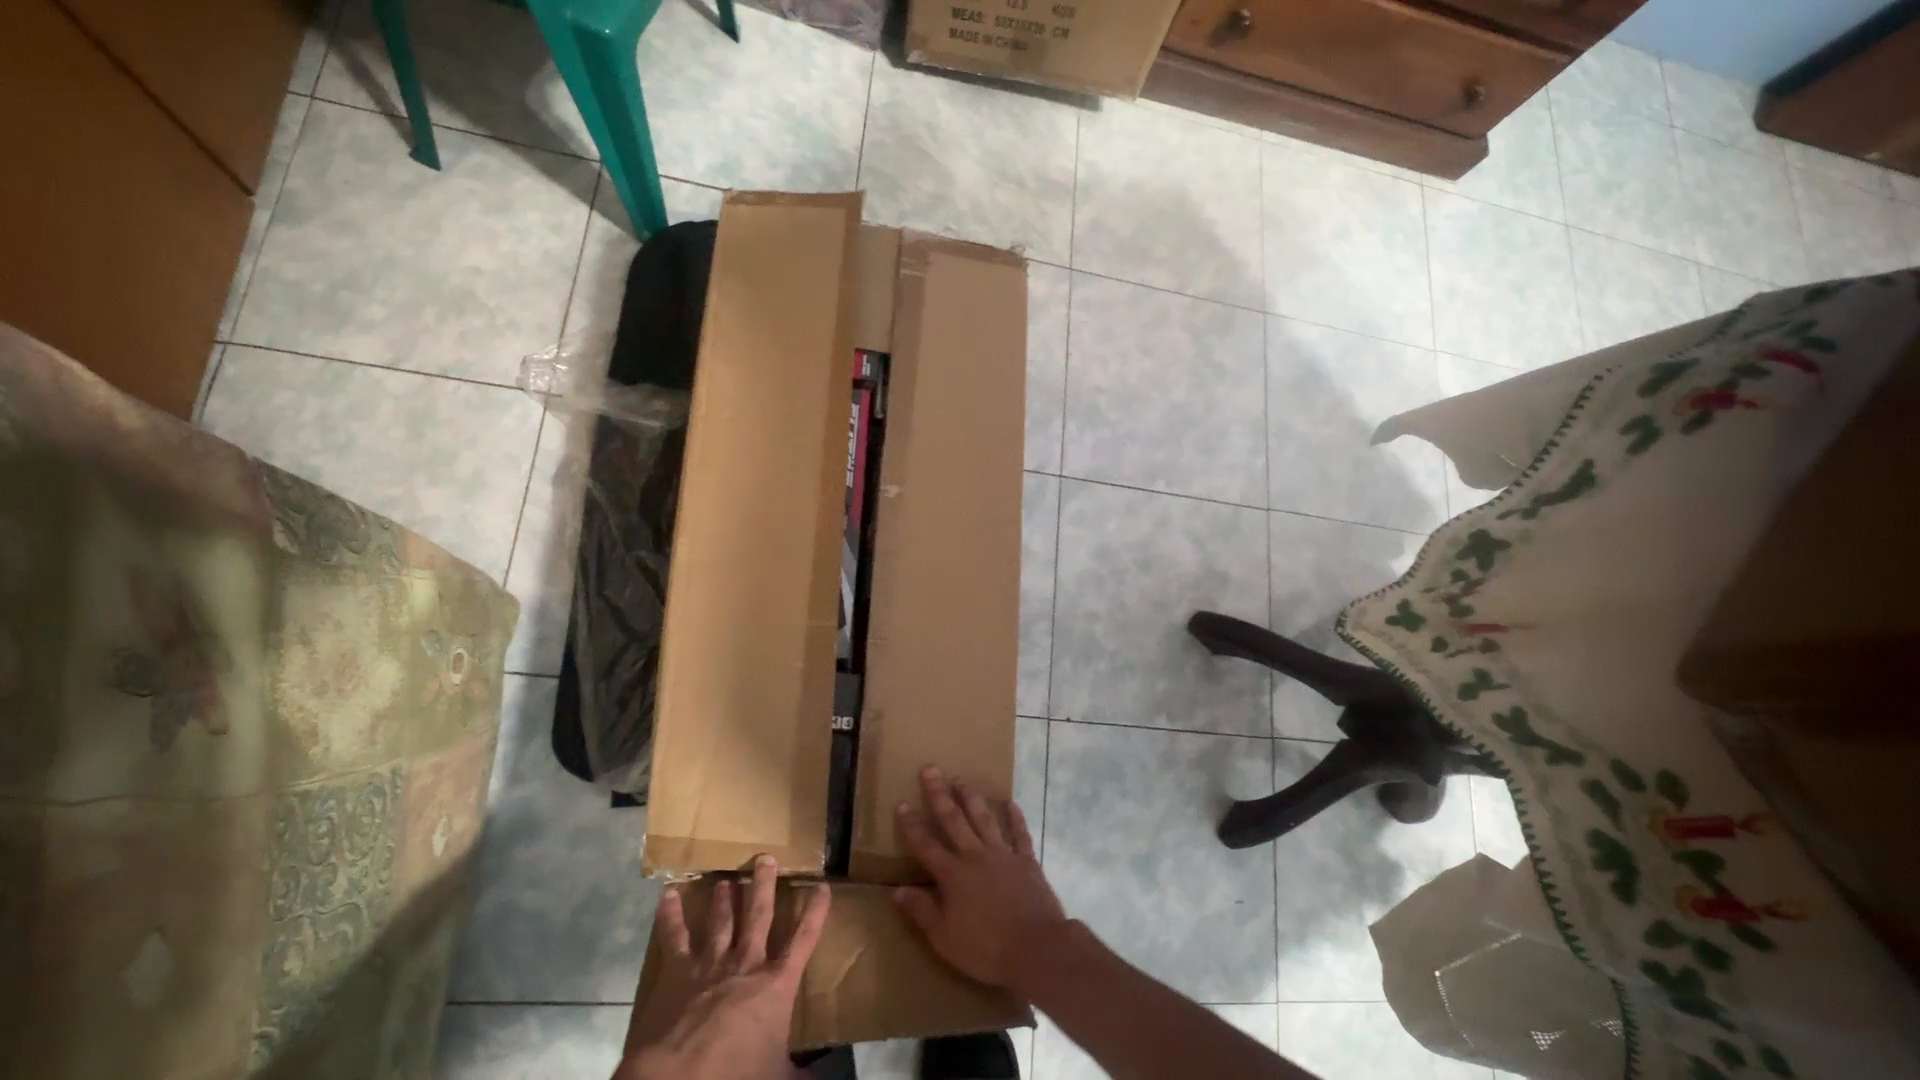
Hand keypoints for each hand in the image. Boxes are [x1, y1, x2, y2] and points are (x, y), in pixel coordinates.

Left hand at [617, 855, 829, 1079]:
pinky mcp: (676, 973)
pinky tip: (669, 894)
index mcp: (776, 986)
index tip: (823, 886)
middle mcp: (746, 965)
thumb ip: (800, 1072)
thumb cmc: (738, 1075)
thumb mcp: (780, 1077)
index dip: (815, 913)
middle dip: (764, 886)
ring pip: (721, 921)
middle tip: (766, 858)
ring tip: (726, 878)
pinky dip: (671, 915)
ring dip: (724, 898)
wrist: (680, 1078)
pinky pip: (674, 937)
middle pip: (758, 916)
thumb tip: (820, 1079)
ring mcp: (709, 965)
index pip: (803, 940)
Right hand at [893, 765, 1070, 989]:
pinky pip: (1019, 833)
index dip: (911, 825)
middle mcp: (975, 856)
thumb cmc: (986, 949)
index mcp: (952, 875)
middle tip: (931, 769)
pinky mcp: (1027, 861)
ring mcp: (1003, 855)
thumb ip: (921, 912)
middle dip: (939, 794)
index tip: (902, 804)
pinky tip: (1010, 803)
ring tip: (962, 780)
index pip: (925, 845)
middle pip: (954, 820)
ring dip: (972, 798)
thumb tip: (897, 890)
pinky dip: (1015, 817)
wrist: (1037, 947)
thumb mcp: (944, 938)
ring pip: (984, 819)